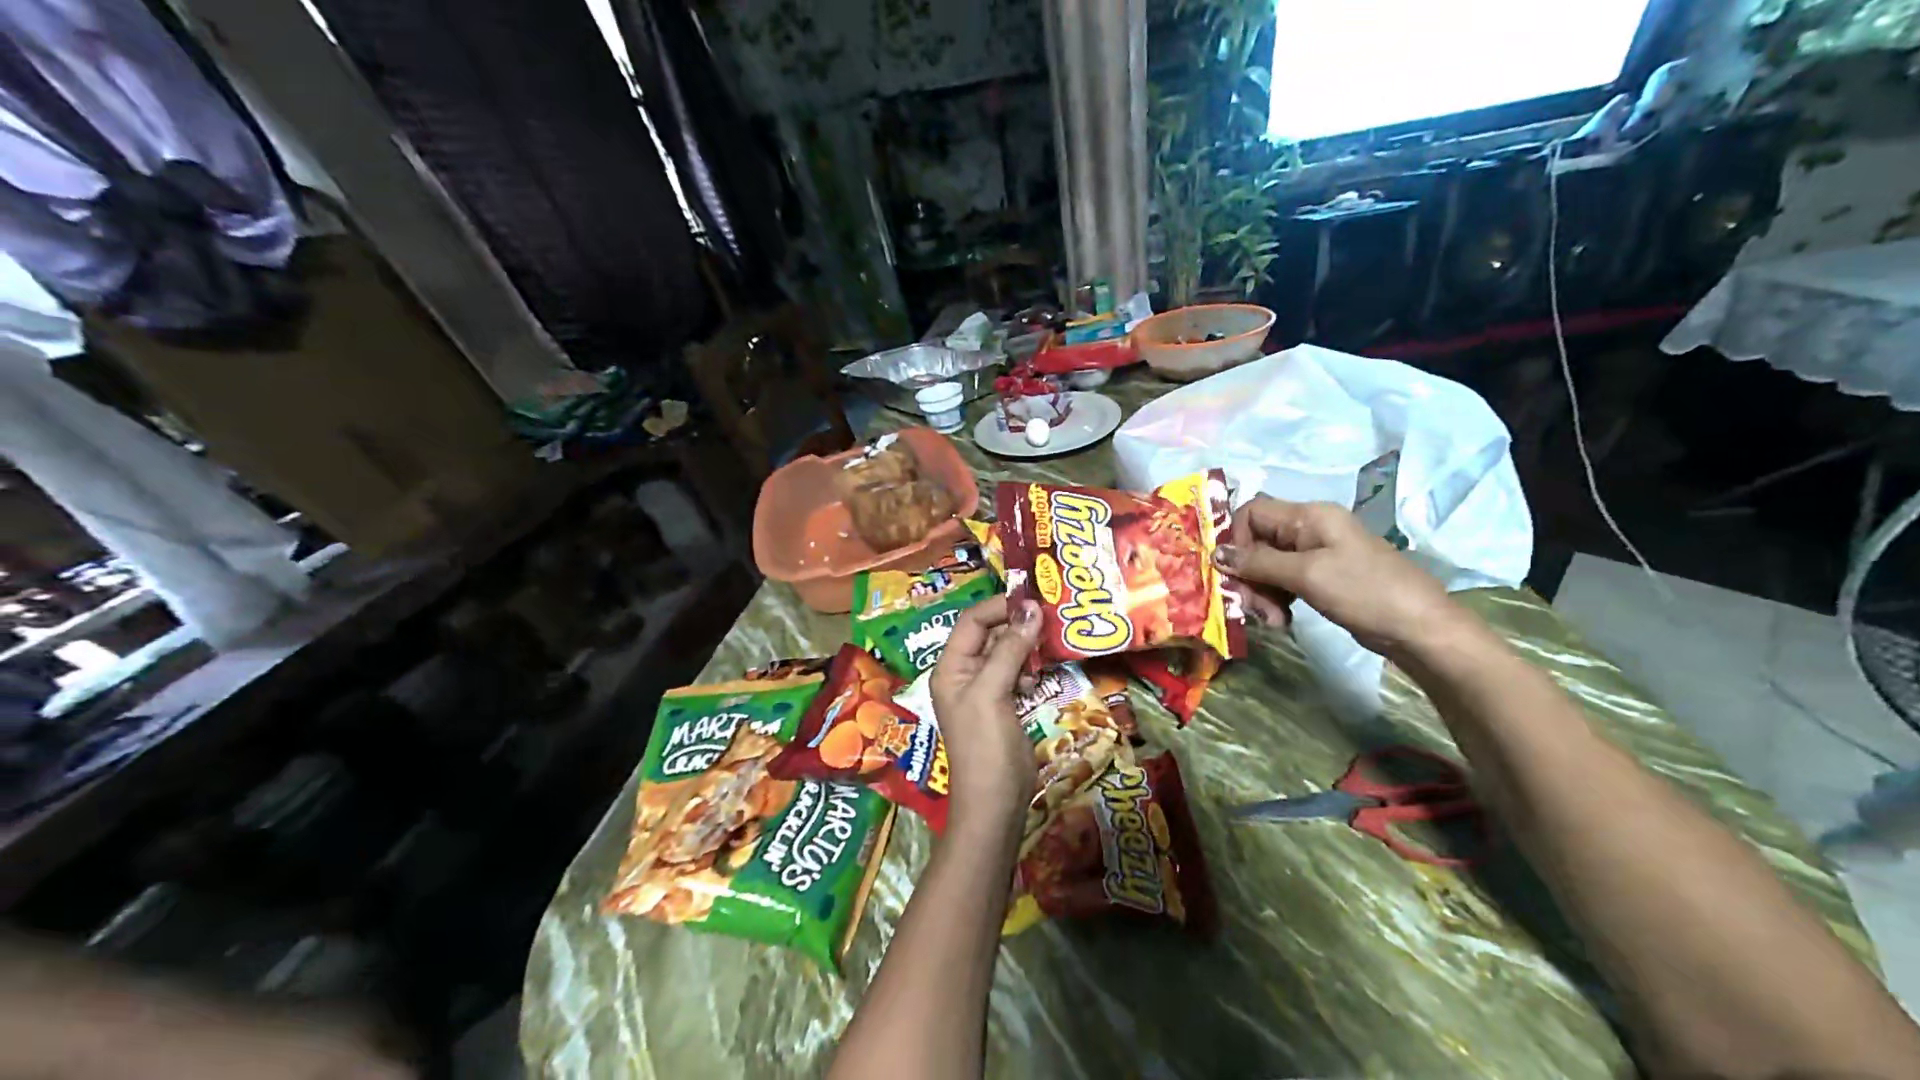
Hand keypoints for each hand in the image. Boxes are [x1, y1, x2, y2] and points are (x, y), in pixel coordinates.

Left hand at [929, 594, 1040, 822]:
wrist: (995, 801)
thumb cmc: (986, 745)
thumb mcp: (993, 692)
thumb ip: (1010, 649)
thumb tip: (1032, 609)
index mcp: (950, 667)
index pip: (971, 621)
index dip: (999, 606)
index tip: (1033, 599)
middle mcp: (963, 674)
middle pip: (988, 634)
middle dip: (1015, 624)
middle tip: (1049, 617)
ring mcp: (983, 691)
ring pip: (1004, 653)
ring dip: (1024, 645)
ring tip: (1048, 643)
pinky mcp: (1002, 706)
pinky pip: (1015, 674)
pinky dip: (1028, 668)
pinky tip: (1039, 676)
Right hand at [1214, 497, 1473, 661]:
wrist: (1420, 628)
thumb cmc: (1365, 592)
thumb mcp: (1307, 575)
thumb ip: (1259, 562)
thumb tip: (1216, 553)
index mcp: (1309, 515)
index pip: (1252, 512)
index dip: (1235, 539)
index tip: (1233, 572)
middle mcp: (1310, 528)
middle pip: (1257, 542)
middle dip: (1248, 574)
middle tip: (1252, 608)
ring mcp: (1317, 554)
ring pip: (1267, 565)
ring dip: (1261, 592)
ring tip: (1272, 620)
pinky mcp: (1321, 577)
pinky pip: (1284, 580)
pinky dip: (1276, 599)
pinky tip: (1282, 620)